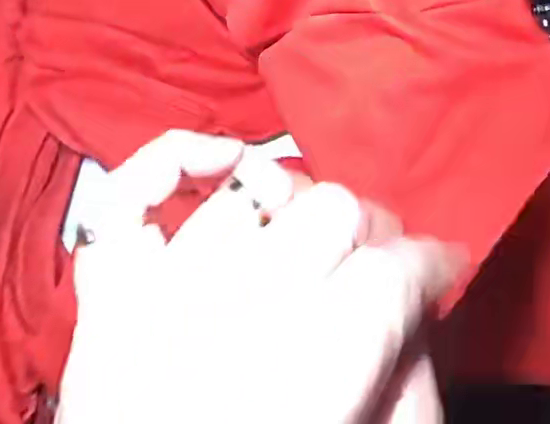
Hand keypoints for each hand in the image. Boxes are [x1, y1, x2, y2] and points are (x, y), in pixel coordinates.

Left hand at [59, 130, 463, 423]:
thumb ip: (410, 390)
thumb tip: (420, 309)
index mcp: (306, 375)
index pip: (394, 270)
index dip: (432, 263)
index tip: (442, 267)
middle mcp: (233, 311)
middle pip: (335, 211)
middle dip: (372, 234)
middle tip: (377, 265)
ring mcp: (162, 292)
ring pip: (260, 188)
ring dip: (300, 205)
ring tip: (311, 236)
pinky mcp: (107, 298)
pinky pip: (130, 195)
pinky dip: (175, 160)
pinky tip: (221, 163)